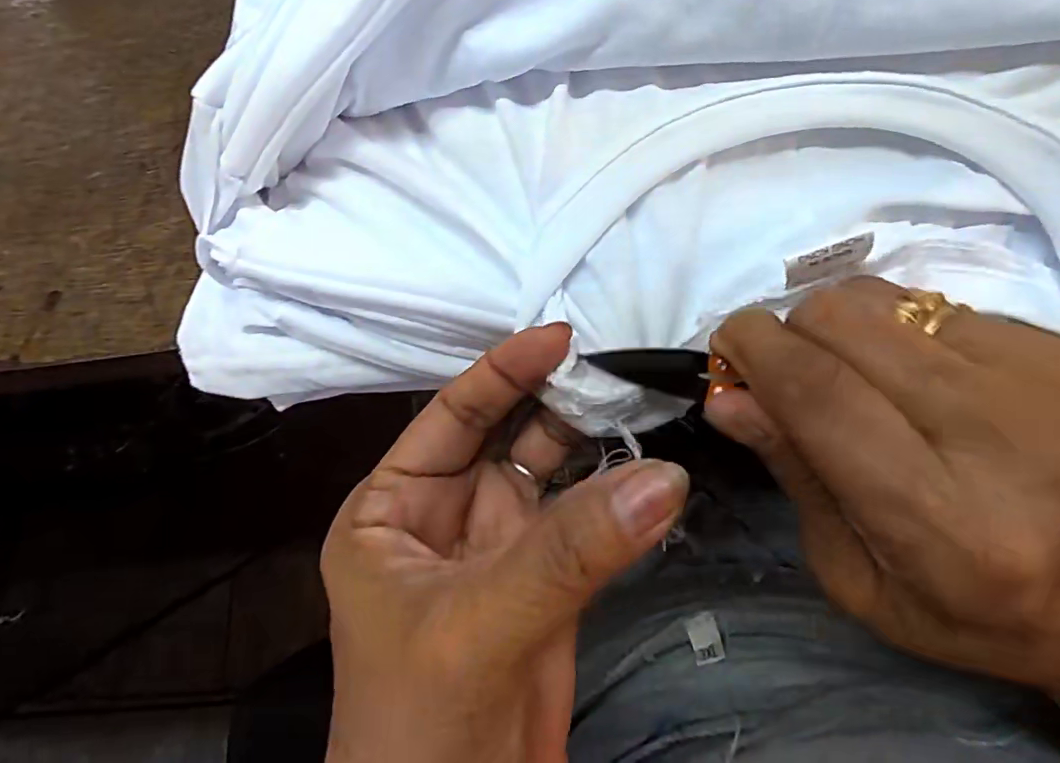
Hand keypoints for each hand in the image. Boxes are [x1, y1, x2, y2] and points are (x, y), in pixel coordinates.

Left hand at [321, 324, 689, 762]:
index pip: (454, 415)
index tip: (564, 336)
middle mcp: (449, 510)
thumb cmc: (418, 726)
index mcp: (395, 507)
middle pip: (512, 430)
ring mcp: (504, 540)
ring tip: (646, 399)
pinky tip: (654, 462)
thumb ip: (570, 549)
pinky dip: (621, 487)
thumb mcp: (480, 623)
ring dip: (596, 434)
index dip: (505, 370)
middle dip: (560, 395)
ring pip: (555, 465)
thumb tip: (664, 476)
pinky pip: (589, 511)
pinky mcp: (552, 572)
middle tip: (621, 364)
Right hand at [706, 277, 1059, 698]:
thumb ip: (793, 470)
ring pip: (886, 298)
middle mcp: (1001, 438)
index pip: (824, 396)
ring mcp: (1042, 382)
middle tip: (791, 367)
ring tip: (861, 373)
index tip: (727, 343)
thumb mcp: (852, 573)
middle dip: (794, 330)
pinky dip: (903, 331)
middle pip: (849, 323)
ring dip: (847, 326)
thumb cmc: (963, 608)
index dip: (759, 350)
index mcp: (945, 526)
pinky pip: (936, 302)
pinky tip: (924, 378)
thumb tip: (729, 394)